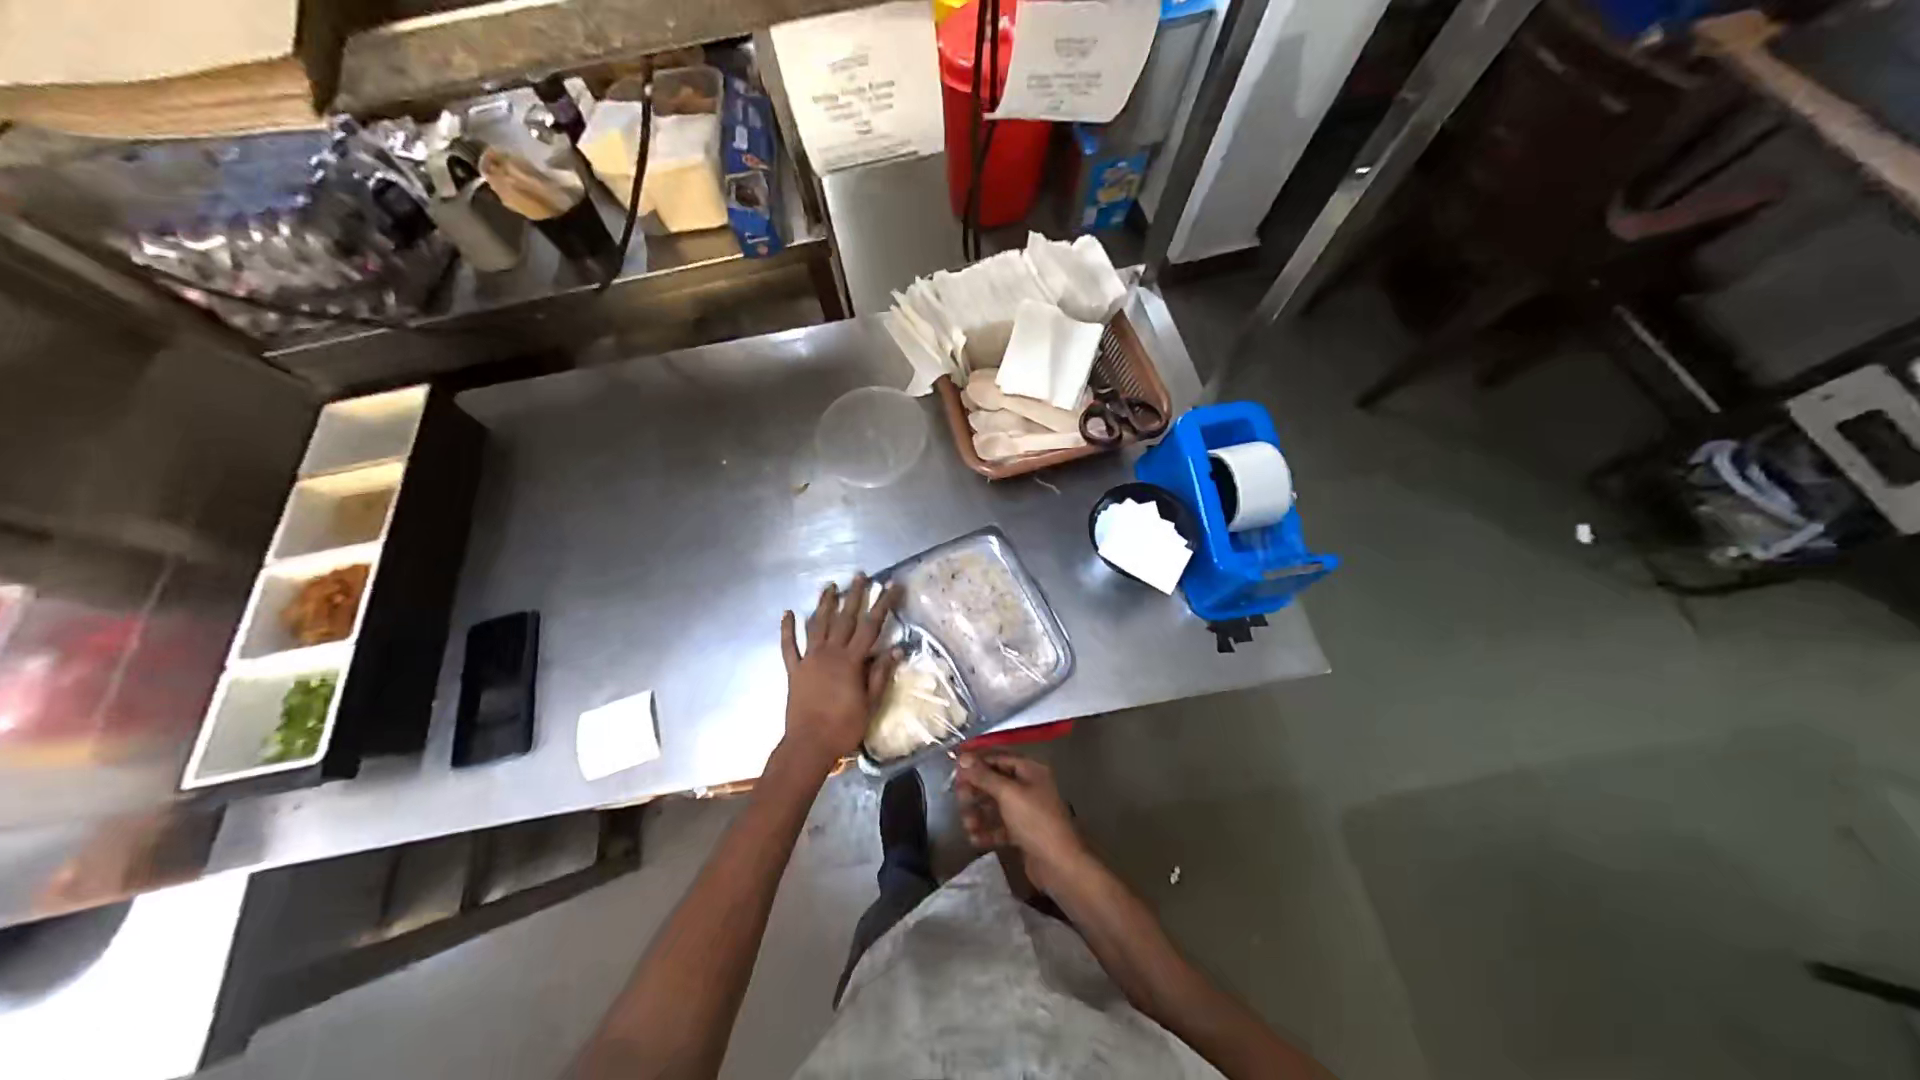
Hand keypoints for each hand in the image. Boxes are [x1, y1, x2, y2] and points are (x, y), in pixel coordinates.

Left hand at [777, 574, 899, 773]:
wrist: (809, 744)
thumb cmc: (844, 727)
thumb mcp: (870, 703)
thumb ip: (880, 674)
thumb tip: (895, 649)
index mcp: (851, 661)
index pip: (871, 626)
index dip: (883, 604)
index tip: (891, 586)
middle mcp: (830, 653)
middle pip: (845, 619)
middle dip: (854, 596)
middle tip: (860, 576)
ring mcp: (809, 660)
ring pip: (818, 625)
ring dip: (824, 604)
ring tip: (830, 586)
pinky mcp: (794, 670)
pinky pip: (789, 646)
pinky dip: (787, 629)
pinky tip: (787, 613)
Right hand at [954, 752, 1090, 893]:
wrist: (1059, 864)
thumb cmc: (1034, 821)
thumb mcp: (1008, 794)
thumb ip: (984, 775)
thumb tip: (963, 757)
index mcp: (1030, 770)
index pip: (998, 758)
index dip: (977, 762)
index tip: (955, 769)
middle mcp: (1028, 786)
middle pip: (994, 781)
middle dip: (976, 790)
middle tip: (960, 800)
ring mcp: (1026, 810)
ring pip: (995, 805)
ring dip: (978, 813)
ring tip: (968, 826)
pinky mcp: (1022, 832)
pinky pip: (1000, 825)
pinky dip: (987, 830)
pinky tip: (976, 839)